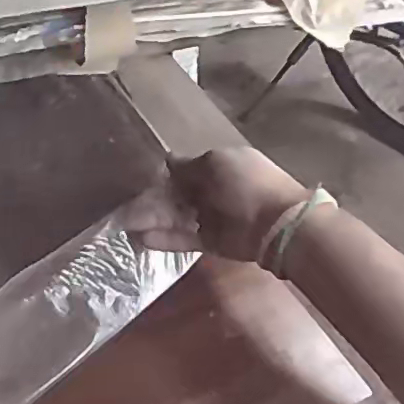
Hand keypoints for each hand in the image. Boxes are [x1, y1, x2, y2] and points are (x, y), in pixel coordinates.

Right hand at [124, 147, 307, 262]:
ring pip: (176, 218)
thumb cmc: (248, 185)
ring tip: (126, 226)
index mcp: (219, 165)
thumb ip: (188, 166)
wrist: (279, 224)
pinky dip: (165, 238)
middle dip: (151, 202)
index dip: (162, 176)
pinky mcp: (211, 242)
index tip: (139, 183)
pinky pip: (183, 238)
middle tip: (124, 210)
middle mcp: (214, 191)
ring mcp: (212, 218)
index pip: (183, 170)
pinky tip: (142, 238)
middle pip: (176, 196)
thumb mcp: (216, 163)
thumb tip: (167, 161)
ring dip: (152, 220)